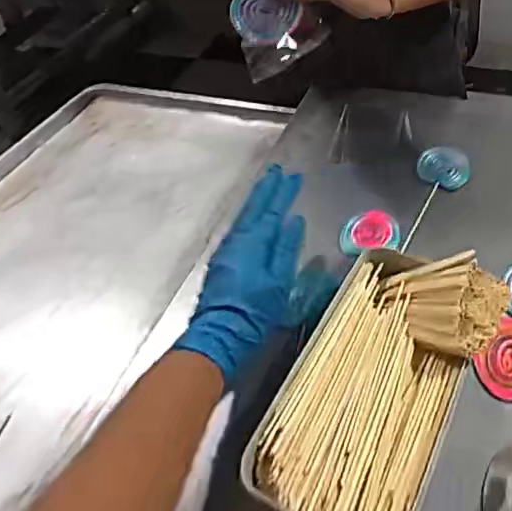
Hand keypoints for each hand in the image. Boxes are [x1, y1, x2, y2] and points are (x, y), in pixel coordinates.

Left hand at [173, 164, 304, 382]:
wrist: (217, 339)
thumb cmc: (254, 311)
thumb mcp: (280, 280)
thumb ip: (287, 248)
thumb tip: (294, 220)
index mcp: (255, 242)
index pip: (273, 210)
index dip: (284, 192)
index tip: (293, 176)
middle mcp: (238, 241)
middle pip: (254, 208)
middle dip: (266, 189)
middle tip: (276, 171)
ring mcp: (226, 252)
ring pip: (243, 217)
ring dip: (256, 200)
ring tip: (266, 186)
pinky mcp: (222, 264)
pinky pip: (238, 228)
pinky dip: (247, 216)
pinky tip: (252, 216)